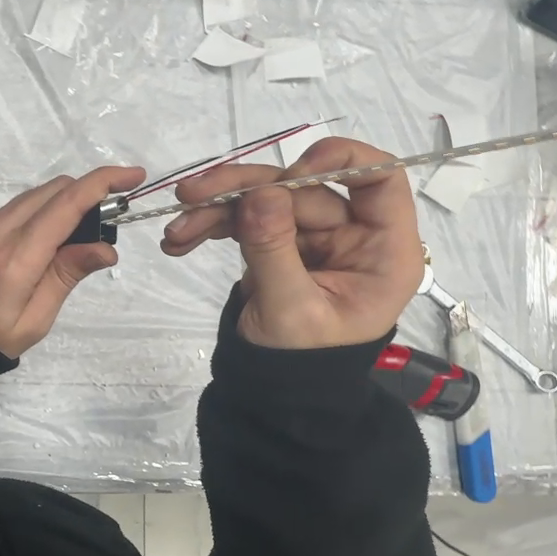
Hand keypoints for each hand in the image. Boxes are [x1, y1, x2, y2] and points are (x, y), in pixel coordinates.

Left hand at [0, 166, 145, 357]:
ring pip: (36, 195)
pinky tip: (54, 237)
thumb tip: (105, 247)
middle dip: (89, 192)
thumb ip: (66, 277)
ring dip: (66, 200)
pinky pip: (19, 207)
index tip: (134, 176)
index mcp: (16, 257)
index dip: (103, 183)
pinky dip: (44, 210)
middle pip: (53, 190)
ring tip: (85, 232)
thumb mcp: (33, 320)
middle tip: (111, 219)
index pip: (66, 205)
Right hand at [158, 137, 421, 348]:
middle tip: (190, 195)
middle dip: (243, 191)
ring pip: (265, 199)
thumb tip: (260, 193)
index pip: (379, 180)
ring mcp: (312, 238)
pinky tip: (179, 241)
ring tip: (174, 231)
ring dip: (215, 209)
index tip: (290, 172)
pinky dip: (210, 226)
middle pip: (301, 189)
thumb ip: (274, 250)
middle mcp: (351, 234)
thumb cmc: (298, 361)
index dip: (340, 162)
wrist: (273, 392)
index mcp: (382, 250)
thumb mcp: (289, 310)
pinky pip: (244, 220)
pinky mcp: (278, 243)